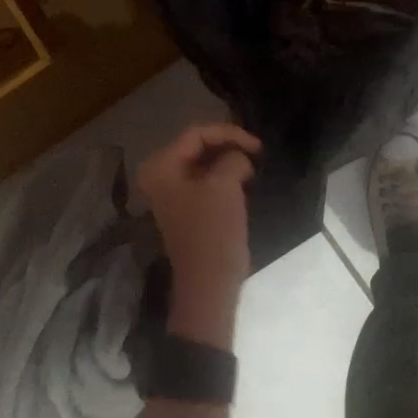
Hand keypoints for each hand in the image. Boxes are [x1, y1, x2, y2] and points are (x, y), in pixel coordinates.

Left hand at [138, 123, 261, 292]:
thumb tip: (239, 156)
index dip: (228, 133)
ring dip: (228, 161)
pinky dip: (224, 177)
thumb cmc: (212, 230)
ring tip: (254, 164)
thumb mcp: (225, 184)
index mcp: (161, 167)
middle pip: (197, 147)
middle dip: (228, 145)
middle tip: (257, 150)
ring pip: (203, 164)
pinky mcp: (186, 209)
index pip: (196, 134)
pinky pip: (205, 181)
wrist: (209, 284)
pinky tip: (244, 180)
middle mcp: (160, 176)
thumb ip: (233, 157)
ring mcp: (172, 194)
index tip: (257, 145)